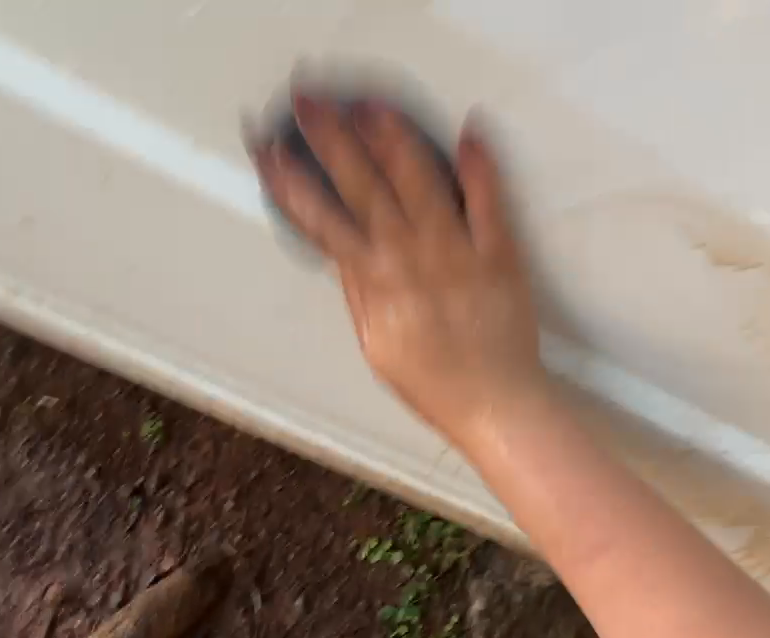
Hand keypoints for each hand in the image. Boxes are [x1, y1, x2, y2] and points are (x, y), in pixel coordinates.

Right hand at [250, 93, 553, 451]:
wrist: (495, 404)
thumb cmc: (435, 386)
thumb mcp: (378, 348)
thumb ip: (359, 295)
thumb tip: (345, 252)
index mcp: (377, 285)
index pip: (323, 222)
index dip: (292, 184)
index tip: (270, 153)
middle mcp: (412, 259)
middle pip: (364, 185)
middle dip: (331, 137)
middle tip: (310, 100)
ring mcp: (457, 252)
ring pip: (420, 178)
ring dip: (392, 135)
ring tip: (371, 105)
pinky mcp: (500, 253)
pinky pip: (488, 199)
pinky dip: (479, 164)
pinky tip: (468, 133)